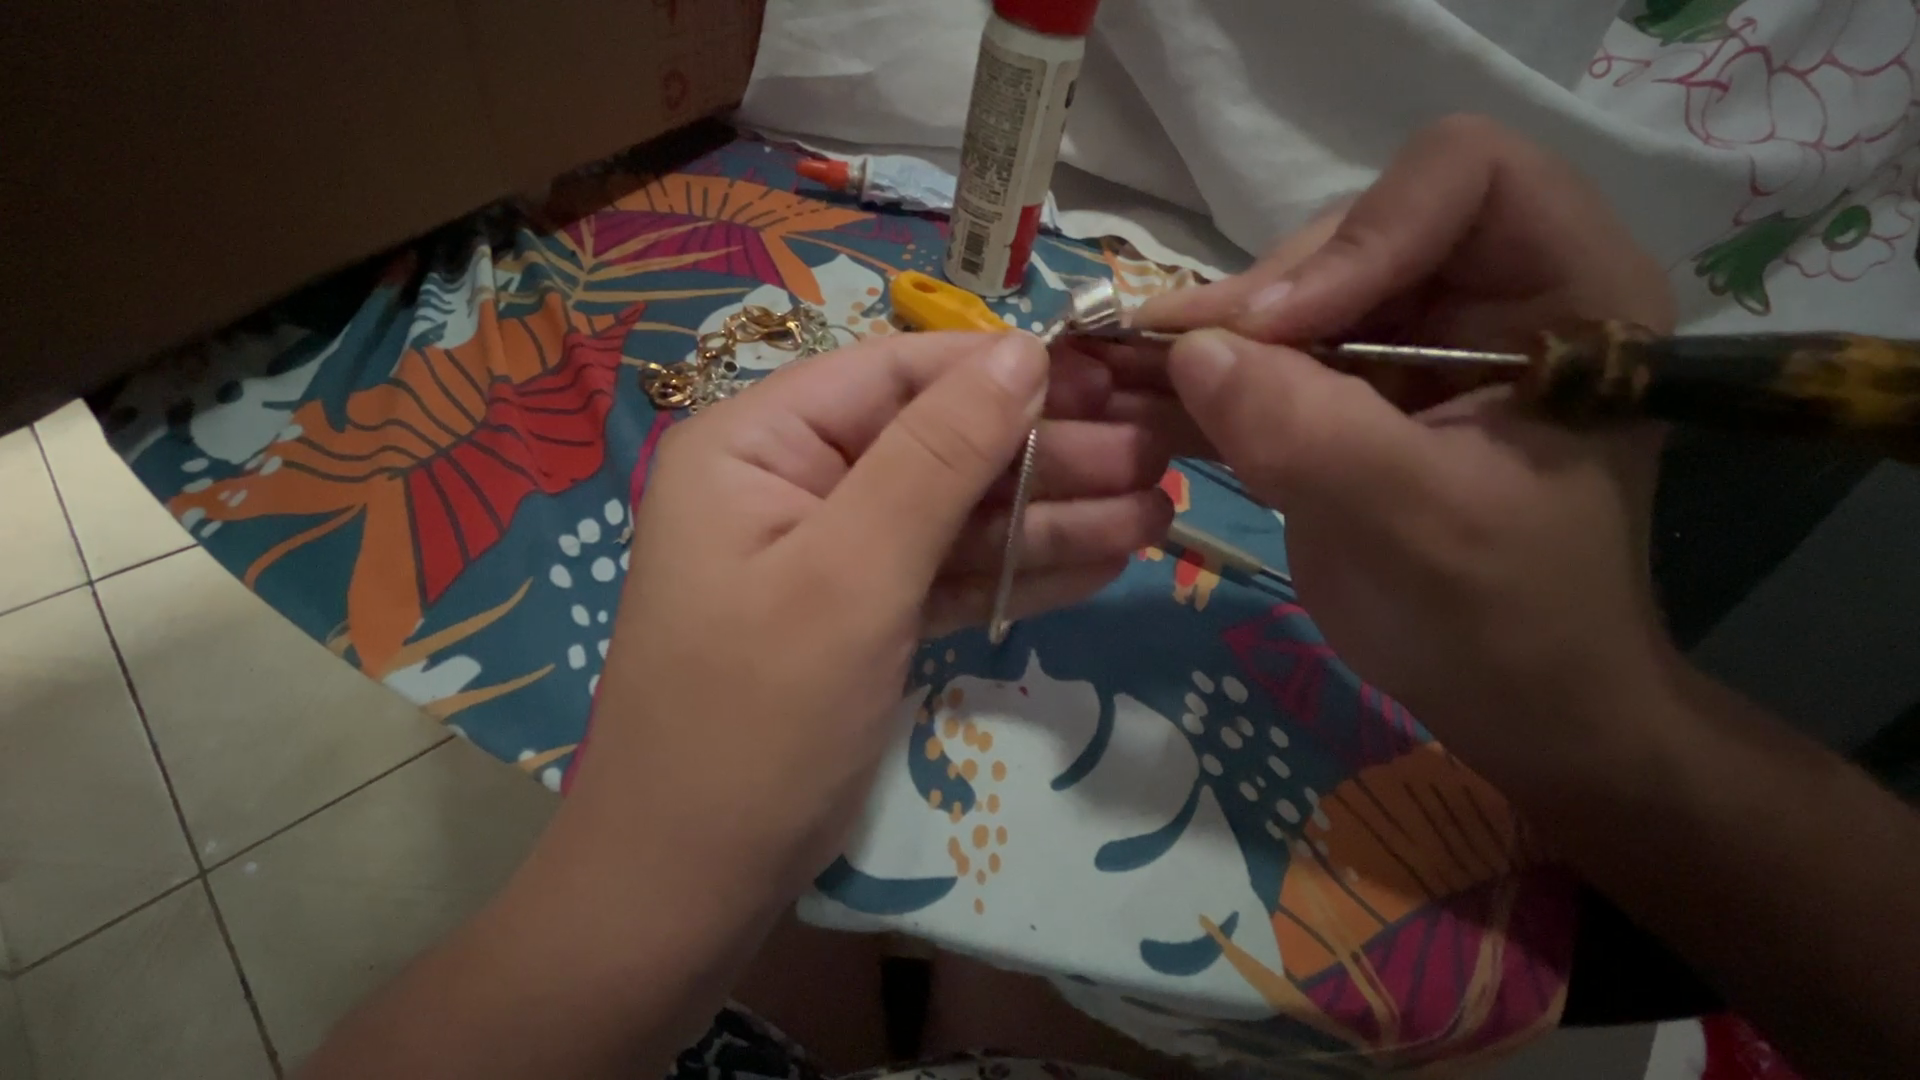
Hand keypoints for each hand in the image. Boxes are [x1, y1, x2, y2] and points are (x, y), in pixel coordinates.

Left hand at [559, 331, 1172, 903]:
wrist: (696, 885)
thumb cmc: (756, 719)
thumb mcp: (850, 574)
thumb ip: (938, 456)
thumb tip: (1023, 351)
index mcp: (758, 443)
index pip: (895, 374)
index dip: (1002, 369)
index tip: (1107, 378)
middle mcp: (795, 482)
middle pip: (939, 444)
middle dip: (1047, 454)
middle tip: (1157, 456)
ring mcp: (836, 553)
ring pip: (958, 516)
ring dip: (1054, 517)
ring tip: (1157, 514)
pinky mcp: (869, 614)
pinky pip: (953, 576)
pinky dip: (1023, 573)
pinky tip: (1107, 564)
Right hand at [1136, 116, 1679, 784]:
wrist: (1499, 694)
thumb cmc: (1499, 617)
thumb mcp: (1415, 523)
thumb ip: (1309, 431)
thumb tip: (1188, 352)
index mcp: (1564, 294)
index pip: (1459, 180)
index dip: (1358, 237)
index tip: (1275, 330)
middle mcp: (1484, 296)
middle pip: (1349, 238)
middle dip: (1258, 303)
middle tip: (1168, 358)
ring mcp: (1407, 346)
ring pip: (1289, 300)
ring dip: (1208, 341)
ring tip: (1125, 372)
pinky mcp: (1347, 396)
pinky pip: (1265, 362)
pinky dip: (1202, 383)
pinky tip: (1140, 402)